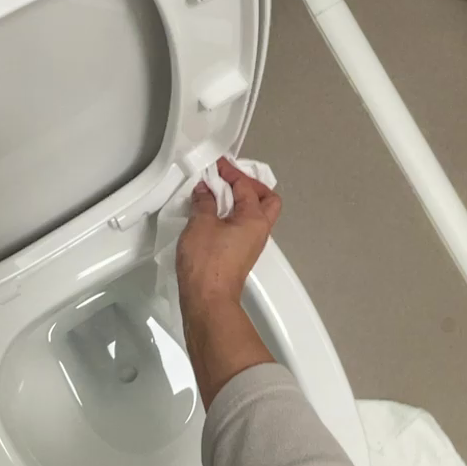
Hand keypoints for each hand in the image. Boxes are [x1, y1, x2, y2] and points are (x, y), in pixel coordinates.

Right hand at [176, 159, 281, 311]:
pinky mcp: (239, 254)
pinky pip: (242, 226)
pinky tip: (212, 215)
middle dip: (248, 186)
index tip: (216, 165)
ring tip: (217, 195)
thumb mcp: (200, 224)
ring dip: (239, 201)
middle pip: (266, 199)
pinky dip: (231, 215)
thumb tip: (205, 191)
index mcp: (255, 218)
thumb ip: (204, 202)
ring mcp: (250, 244)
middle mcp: (259, 231)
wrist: (207, 300)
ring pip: (254, 214)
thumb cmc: (207, 264)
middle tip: (228, 180)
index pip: (246, 186)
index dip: (230, 172)